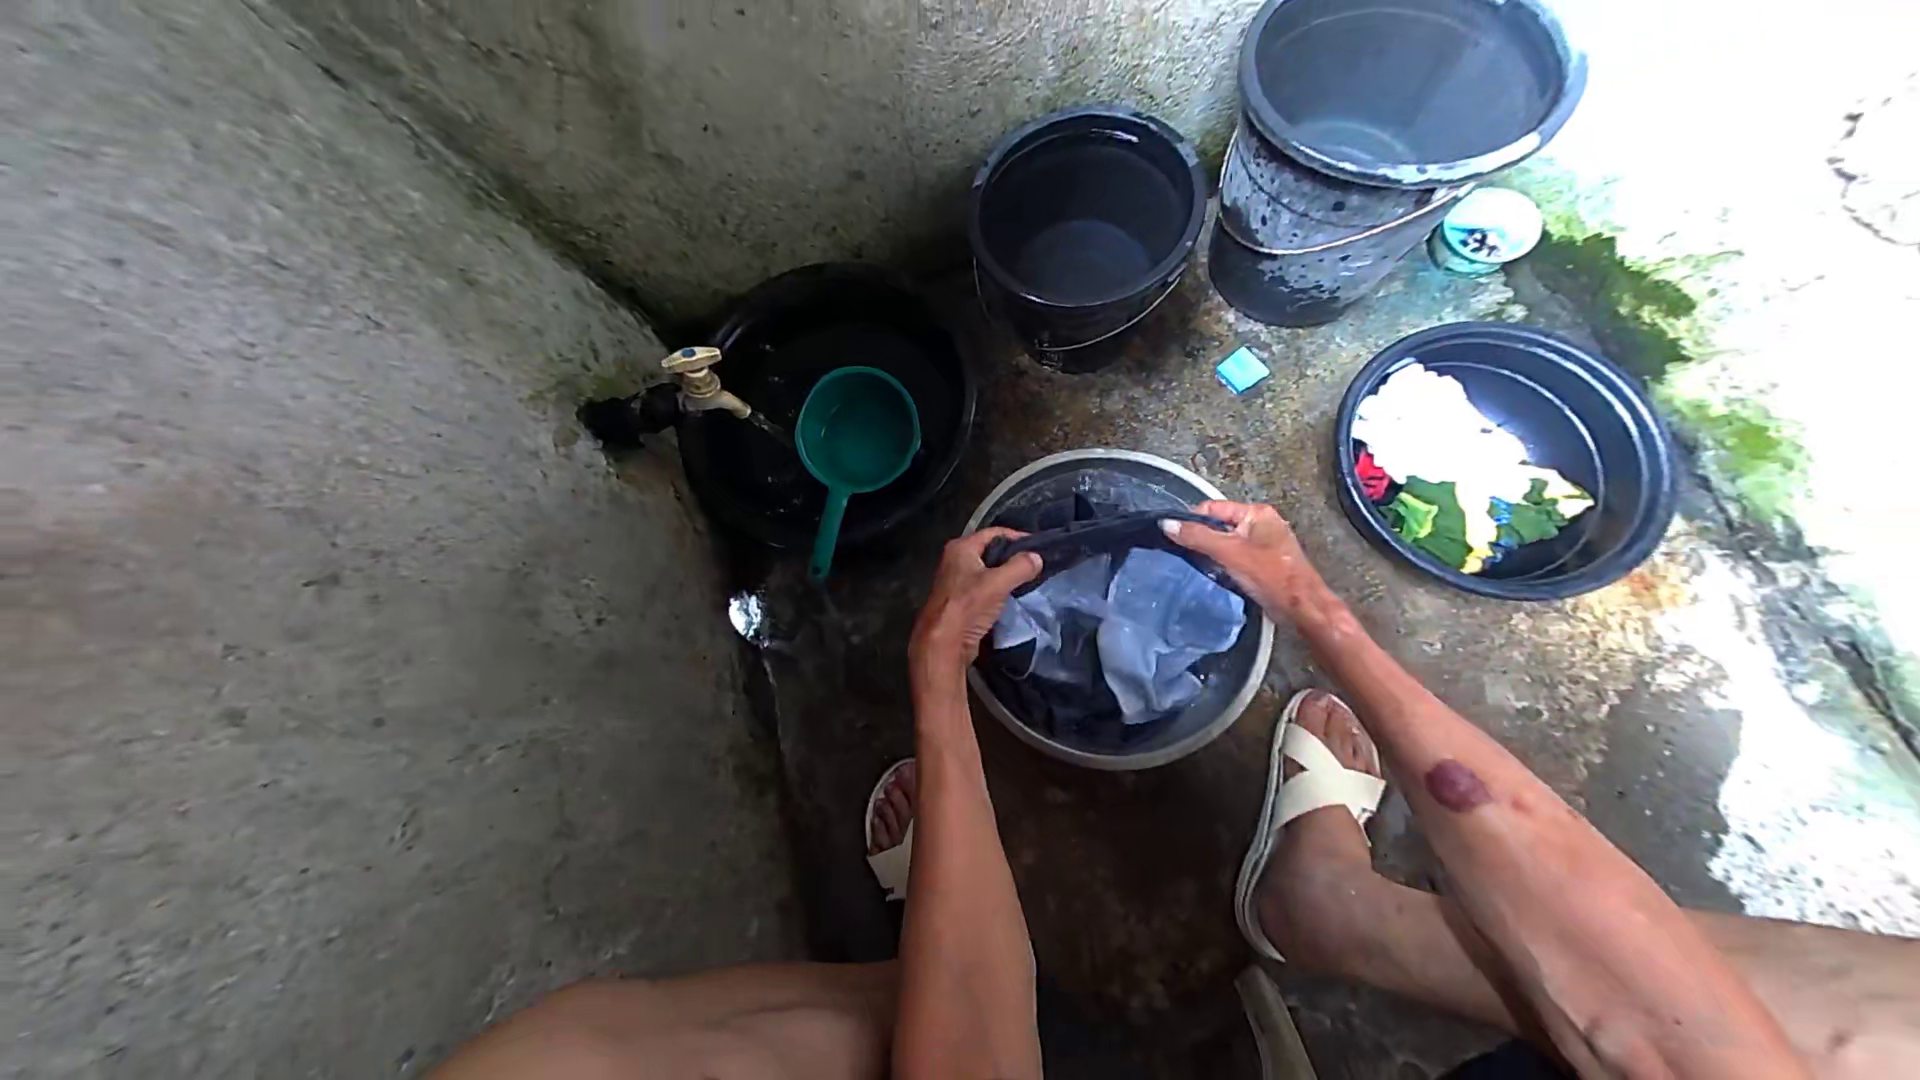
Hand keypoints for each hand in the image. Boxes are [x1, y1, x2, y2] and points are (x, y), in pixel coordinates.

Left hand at [909, 528, 1042, 688]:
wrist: (944, 642)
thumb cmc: (968, 606)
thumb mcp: (998, 583)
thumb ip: (1020, 567)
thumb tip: (1037, 557)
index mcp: (961, 548)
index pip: (994, 533)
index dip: (1017, 537)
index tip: (1038, 547)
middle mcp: (955, 559)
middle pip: (990, 550)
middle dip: (1012, 556)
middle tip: (1035, 563)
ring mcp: (956, 580)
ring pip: (987, 570)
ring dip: (1006, 574)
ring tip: (1028, 578)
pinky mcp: (959, 599)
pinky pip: (984, 586)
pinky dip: (998, 588)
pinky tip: (1012, 595)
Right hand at [1161, 501, 1323, 614]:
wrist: (1300, 607)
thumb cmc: (1270, 575)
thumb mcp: (1228, 552)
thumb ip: (1197, 537)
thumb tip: (1167, 524)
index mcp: (1256, 513)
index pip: (1212, 508)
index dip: (1192, 521)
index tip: (1176, 537)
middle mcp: (1259, 523)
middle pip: (1217, 525)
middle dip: (1201, 538)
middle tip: (1185, 553)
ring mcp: (1261, 543)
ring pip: (1224, 542)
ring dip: (1210, 553)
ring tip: (1198, 565)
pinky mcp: (1260, 562)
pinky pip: (1232, 556)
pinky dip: (1220, 563)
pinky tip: (1213, 573)